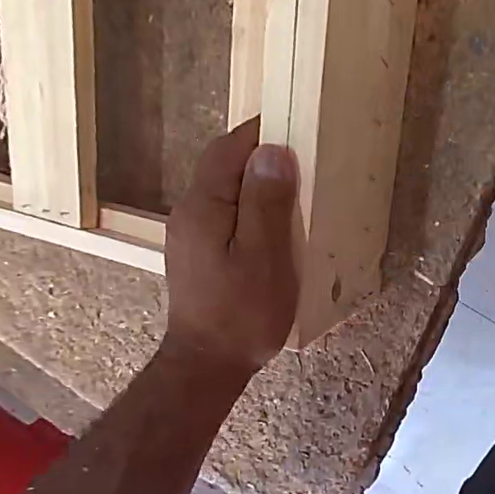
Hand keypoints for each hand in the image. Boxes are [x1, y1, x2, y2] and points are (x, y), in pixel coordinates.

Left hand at [162, 119, 299, 379]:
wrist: (207, 365)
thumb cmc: (242, 312)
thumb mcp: (264, 256)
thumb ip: (266, 202)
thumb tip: (272, 151)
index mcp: (203, 206)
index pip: (229, 148)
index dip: (261, 133)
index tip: (298, 128)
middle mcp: (189, 212)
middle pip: (224, 166)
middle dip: (262, 157)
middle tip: (305, 162)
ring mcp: (190, 233)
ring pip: (226, 190)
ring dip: (258, 184)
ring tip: (296, 193)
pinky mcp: (198, 252)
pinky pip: (225, 214)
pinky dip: (250, 208)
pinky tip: (273, 226)